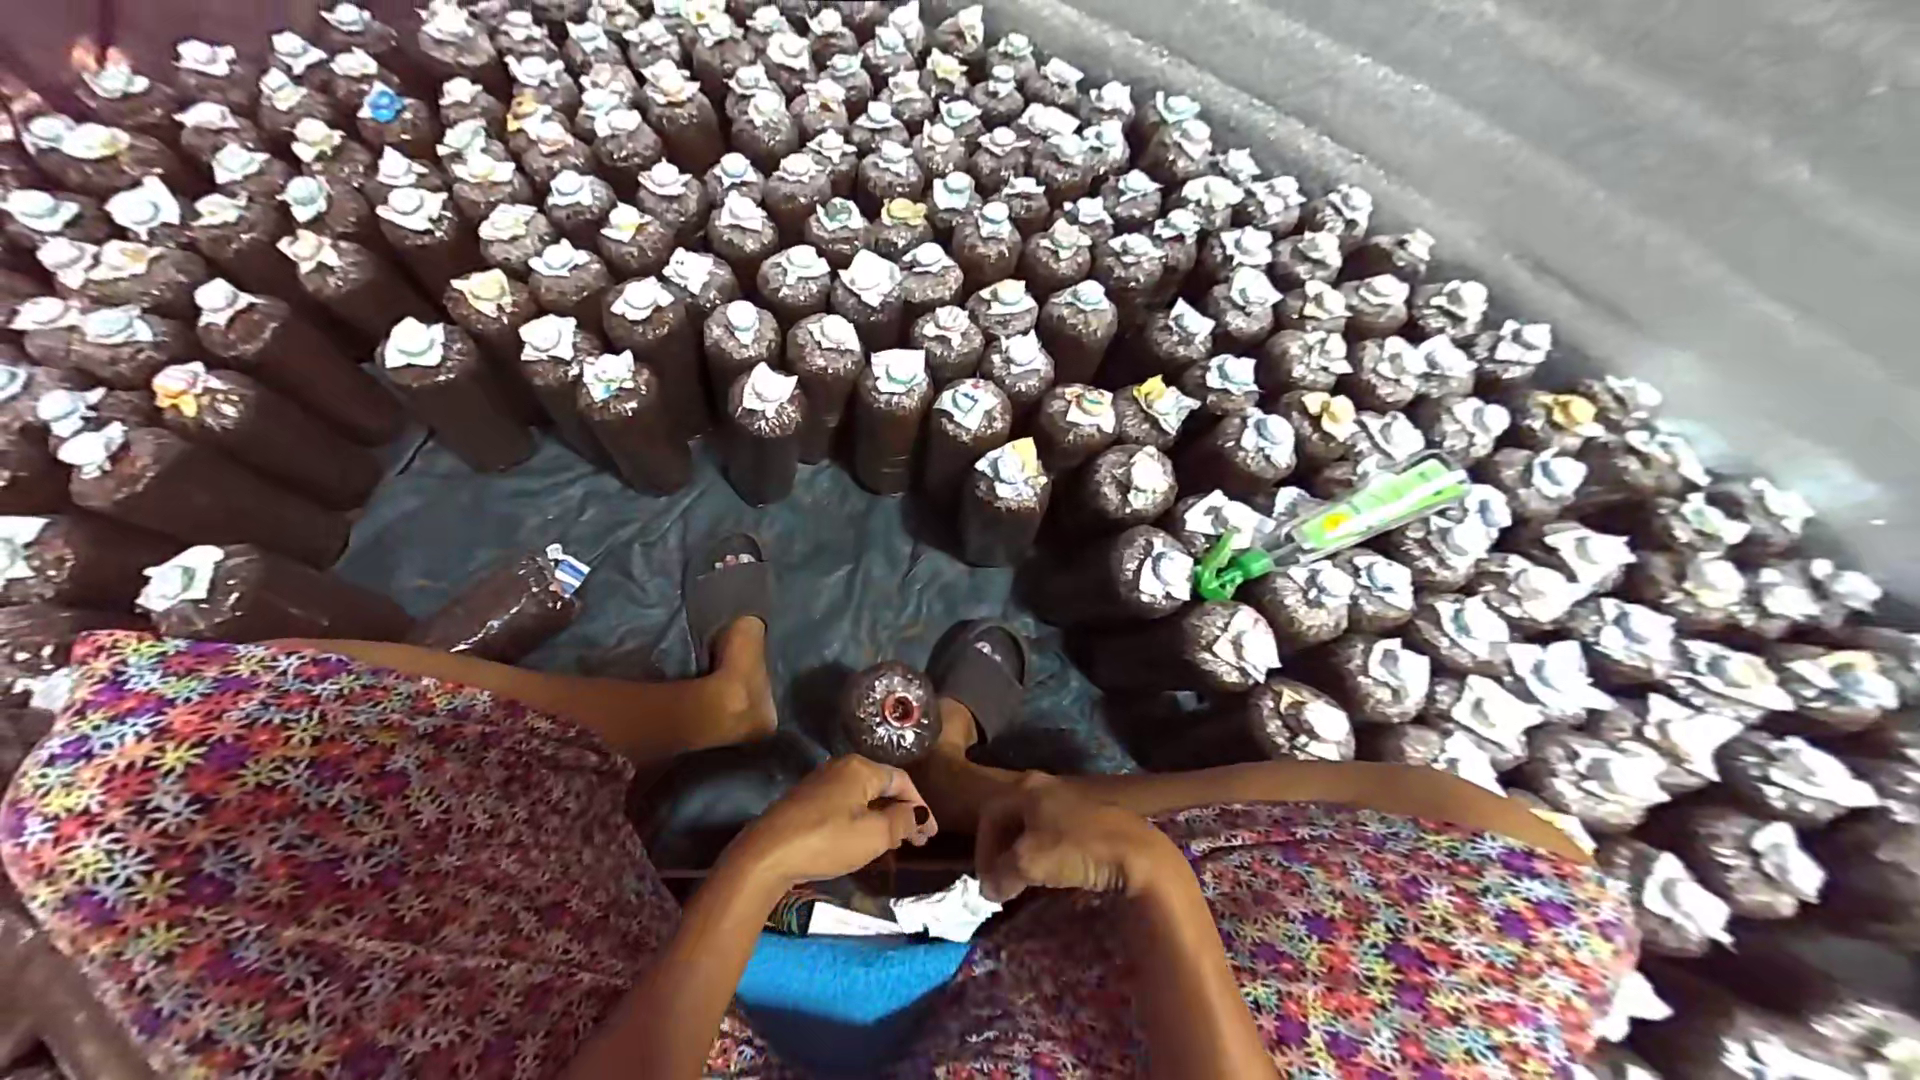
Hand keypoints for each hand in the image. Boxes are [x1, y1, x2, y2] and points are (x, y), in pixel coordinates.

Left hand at [728, 755, 936, 887]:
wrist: (766, 855)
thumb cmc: (826, 841)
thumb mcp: (873, 835)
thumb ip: (901, 821)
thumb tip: (917, 814)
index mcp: (861, 768)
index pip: (902, 781)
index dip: (920, 806)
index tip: (931, 833)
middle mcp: (842, 767)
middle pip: (882, 786)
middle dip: (903, 812)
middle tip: (917, 840)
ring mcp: (821, 782)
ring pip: (864, 796)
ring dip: (883, 817)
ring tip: (895, 842)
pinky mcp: (806, 800)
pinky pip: (846, 804)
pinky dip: (863, 818)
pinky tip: (865, 838)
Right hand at [975, 774, 1176, 902]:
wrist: (1137, 854)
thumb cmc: (1076, 850)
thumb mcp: (1028, 862)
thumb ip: (1000, 874)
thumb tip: (991, 888)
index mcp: (1026, 787)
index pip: (989, 816)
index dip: (982, 851)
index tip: (986, 883)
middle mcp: (1046, 785)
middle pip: (1009, 818)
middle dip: (1000, 852)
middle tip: (1001, 882)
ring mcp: (1070, 799)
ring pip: (1033, 826)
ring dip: (1022, 854)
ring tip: (1025, 881)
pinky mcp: (1091, 816)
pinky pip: (1055, 832)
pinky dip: (1046, 853)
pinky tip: (1053, 873)